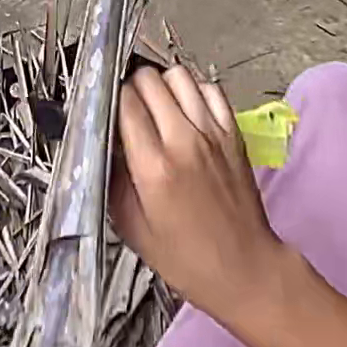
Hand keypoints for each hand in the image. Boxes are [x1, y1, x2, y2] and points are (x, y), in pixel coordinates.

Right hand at [109, 65, 294, 330]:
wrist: (244, 270)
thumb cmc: (185, 256)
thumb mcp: (131, 225)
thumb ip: (112, 177)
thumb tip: (102, 140)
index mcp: (154, 166)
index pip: (125, 101)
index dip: (109, 98)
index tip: (105, 110)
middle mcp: (184, 141)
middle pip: (149, 80)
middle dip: (131, 87)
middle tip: (127, 108)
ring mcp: (213, 133)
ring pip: (179, 76)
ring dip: (161, 84)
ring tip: (155, 105)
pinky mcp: (233, 133)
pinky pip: (210, 89)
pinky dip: (193, 91)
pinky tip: (185, 110)